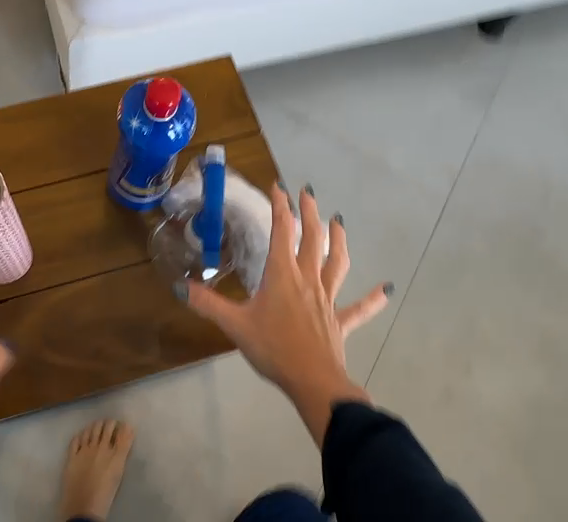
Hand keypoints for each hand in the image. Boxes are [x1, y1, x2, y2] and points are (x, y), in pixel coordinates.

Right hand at [183, 186, 391, 445]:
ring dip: (339, 240)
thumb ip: (208, 304)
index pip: (281, 231)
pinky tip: (387, 289)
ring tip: (339, 221)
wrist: (313, 382)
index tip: (278, 186)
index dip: (280, 207)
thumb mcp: (234, 325)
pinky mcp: (339, 322)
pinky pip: (360, 309)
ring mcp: (327, 300)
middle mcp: (307, 279)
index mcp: (282, 274)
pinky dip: (373, 298)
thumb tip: (179, 286)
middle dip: (309, 213)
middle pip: (312, 238)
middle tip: (307, 192)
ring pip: (337, 263)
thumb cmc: (273, 348)